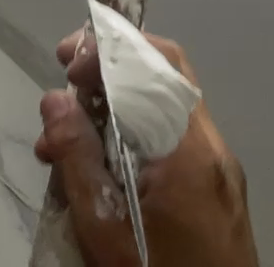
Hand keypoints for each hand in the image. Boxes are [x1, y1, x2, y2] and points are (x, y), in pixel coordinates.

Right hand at [36, 28, 257, 266]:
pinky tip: (94, 168)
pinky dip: (127, 135)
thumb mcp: (105, 226)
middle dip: (104, 70)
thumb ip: (78, 157)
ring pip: (158, 110)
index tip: (66, 63)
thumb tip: (55, 98)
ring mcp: (218, 173)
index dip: (107, 47)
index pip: (157, 64)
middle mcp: (212, 152)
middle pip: (161, 78)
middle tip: (63, 89)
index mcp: (190, 154)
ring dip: (108, 108)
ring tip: (62, 143)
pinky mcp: (214, 193)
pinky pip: (166, 141)